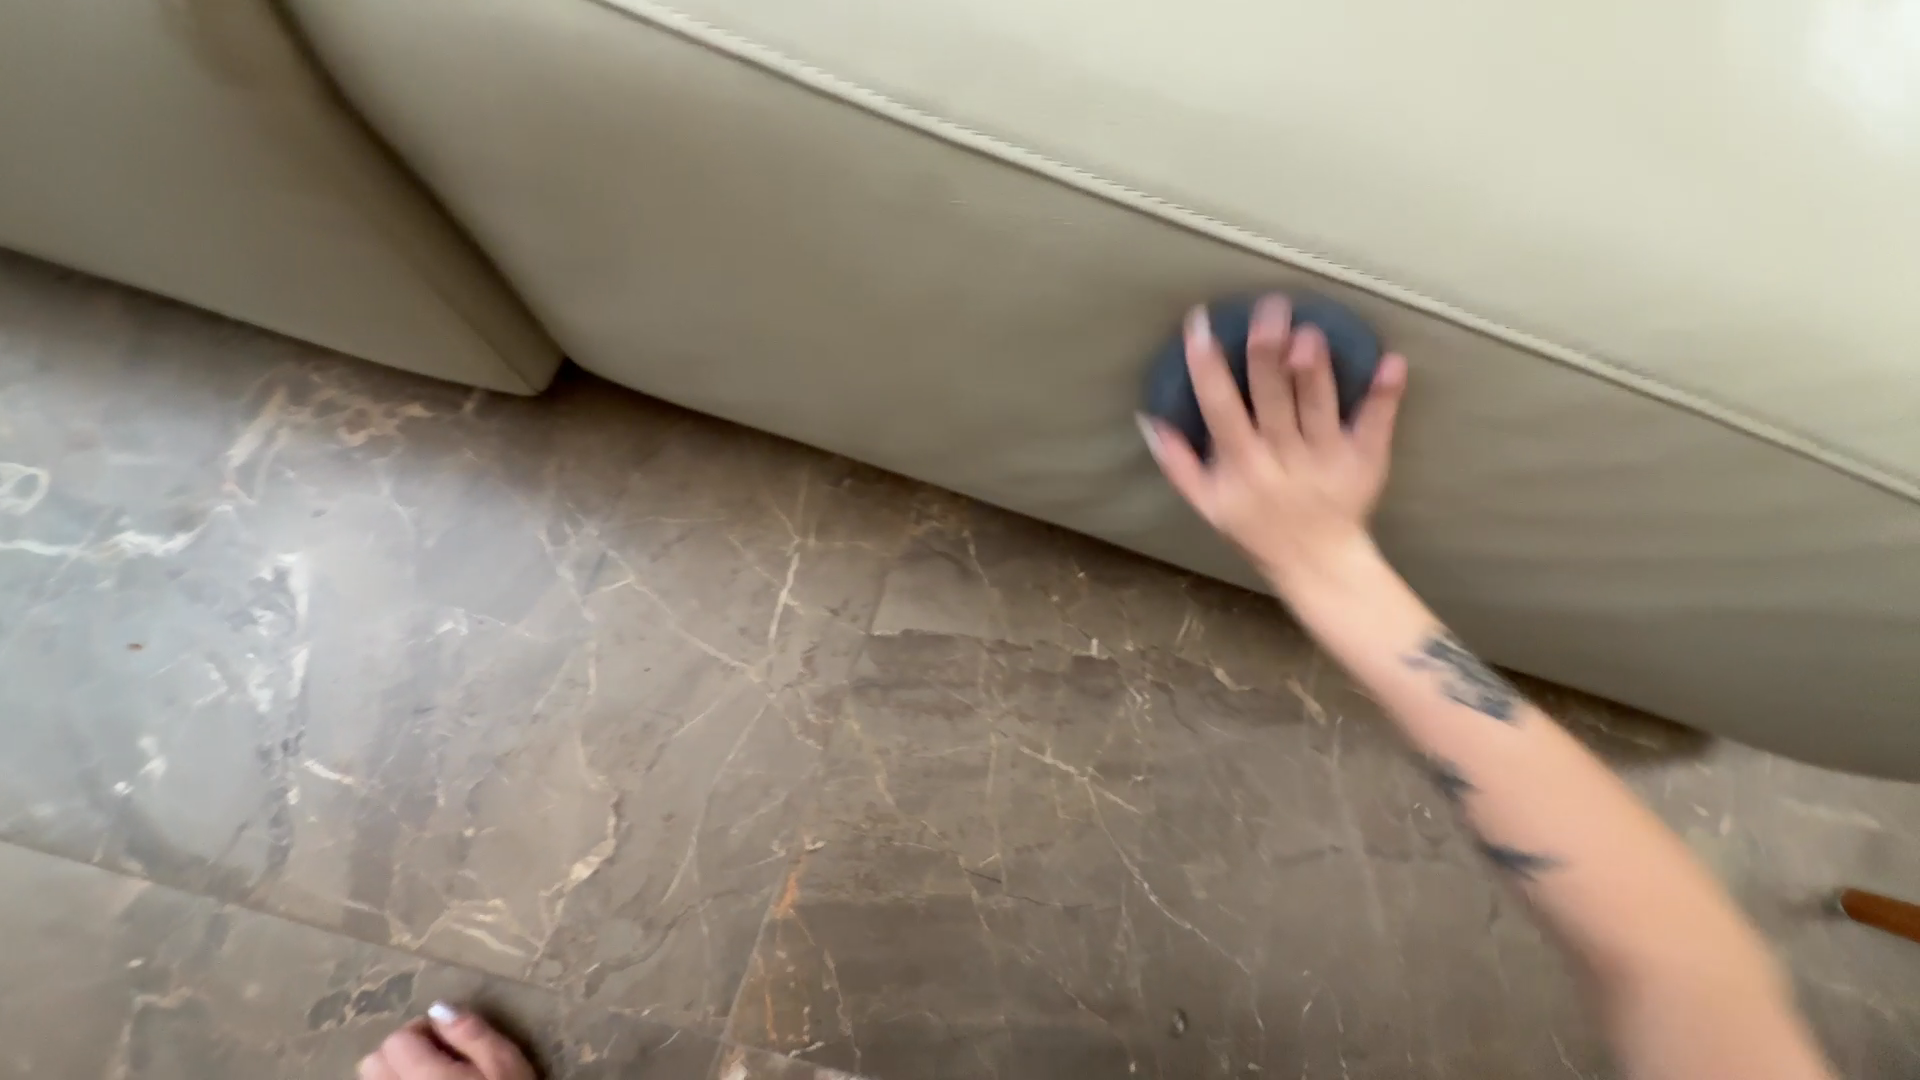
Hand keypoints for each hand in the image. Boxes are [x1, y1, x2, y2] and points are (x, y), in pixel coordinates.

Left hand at [359, 1003, 535, 1079]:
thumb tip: (440, 1008)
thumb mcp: (504, 1064)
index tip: (449, 1037)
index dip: (424, 1030)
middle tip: (438, 1059)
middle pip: (373, 1063)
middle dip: (403, 1052)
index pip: (397, 1039)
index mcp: (424, 1077)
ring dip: (395, 1076)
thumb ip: (471, 1032)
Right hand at [1138, 295, 1406, 594]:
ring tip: (1309, 330)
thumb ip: (1180, 464)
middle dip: (1267, 355)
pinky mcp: (1365, 461)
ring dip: (1315, 370)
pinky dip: (1384, 396)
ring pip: (1319, 407)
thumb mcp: (1207, 504)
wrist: (1315, 563)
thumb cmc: (1255, 529)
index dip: (1207, 369)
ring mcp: (1326, 458)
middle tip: (1268, 310)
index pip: (1220, 410)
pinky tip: (1391, 363)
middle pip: (1273, 401)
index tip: (1199, 328)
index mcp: (1241, 465)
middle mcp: (1282, 458)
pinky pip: (1375, 426)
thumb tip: (1151, 420)